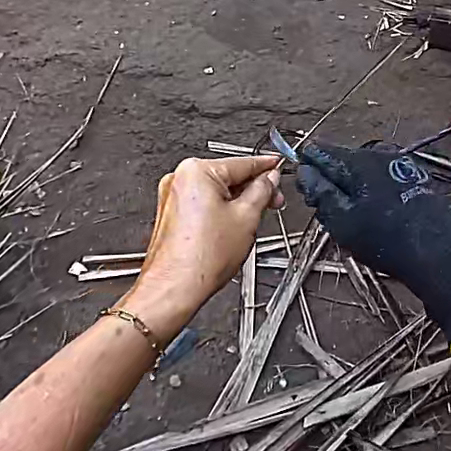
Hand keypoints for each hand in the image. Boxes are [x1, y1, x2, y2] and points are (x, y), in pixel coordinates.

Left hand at [125, 156, 283, 329]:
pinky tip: (235, 227)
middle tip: (274, 200)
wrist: (175, 288)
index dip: (266, 167)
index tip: (277, 166)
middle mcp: (179, 179)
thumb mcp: (247, 217)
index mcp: (197, 171)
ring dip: (239, 202)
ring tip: (255, 219)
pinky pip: (204, 204)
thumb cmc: (201, 258)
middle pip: (228, 177)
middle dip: (254, 189)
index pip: (242, 162)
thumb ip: (263, 191)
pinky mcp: (172, 215)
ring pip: (217, 192)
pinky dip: (222, 211)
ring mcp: (173, 197)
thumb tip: (269, 179)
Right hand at [296, 141, 450, 343]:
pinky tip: (376, 214)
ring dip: (352, 187)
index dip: (308, 170)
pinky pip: (382, 179)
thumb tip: (304, 171)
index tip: (307, 191)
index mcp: (359, 162)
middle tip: (327, 210)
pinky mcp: (415, 179)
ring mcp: (401, 165)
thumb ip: (321, 192)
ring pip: (363, 172)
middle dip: (330, 180)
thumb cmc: (385, 240)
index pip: (321, 153)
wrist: (438, 254)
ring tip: (351, 217)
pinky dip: (372, 191)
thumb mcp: (342, 220)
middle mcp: (380, 155)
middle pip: (343, 161)